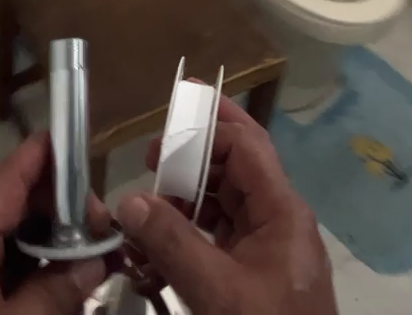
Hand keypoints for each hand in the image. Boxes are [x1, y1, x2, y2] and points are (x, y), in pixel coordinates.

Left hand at [0, 133, 107, 314]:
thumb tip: (95, 259)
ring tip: (92, 267)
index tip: (84, 140)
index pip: (8, 177)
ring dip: (51, 249)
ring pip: (11, 243)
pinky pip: (0, 274)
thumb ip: (55, 293)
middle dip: (61, 212)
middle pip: (14, 207)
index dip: (44, 155)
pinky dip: (33, 278)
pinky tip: (61, 296)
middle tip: (105, 235)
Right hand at [116, 95, 336, 314]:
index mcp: (282, 210)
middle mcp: (279, 219)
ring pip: (226, 202)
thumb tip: (130, 200)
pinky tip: (161, 245)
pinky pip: (222, 236)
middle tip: (150, 157)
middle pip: (236, 168)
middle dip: (192, 158)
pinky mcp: (257, 274)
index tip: (168, 119)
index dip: (210, 125)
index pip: (247, 145)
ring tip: (149, 206)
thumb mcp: (216, 292)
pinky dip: (192, 233)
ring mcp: (269, 248)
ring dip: (187, 198)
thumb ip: (172, 242)